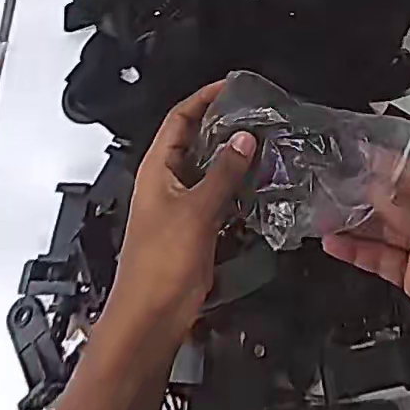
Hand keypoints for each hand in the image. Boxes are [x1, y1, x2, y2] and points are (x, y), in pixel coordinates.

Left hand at [99, 81, 258, 338]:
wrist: (149, 323)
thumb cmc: (158, 269)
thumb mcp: (197, 211)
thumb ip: (223, 173)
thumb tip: (242, 139)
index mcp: (156, 170)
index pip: (178, 118)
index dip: (202, 98)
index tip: (229, 87)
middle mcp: (165, 183)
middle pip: (194, 140)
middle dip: (221, 125)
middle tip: (252, 115)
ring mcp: (179, 206)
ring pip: (207, 168)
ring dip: (231, 157)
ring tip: (260, 146)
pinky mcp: (192, 228)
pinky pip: (216, 196)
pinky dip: (234, 186)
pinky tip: (255, 186)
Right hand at [323, 164, 409, 409]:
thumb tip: (384, 191)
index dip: (391, 165)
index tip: (359, 154)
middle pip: (401, 203)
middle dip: (367, 194)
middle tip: (331, 184)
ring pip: (388, 232)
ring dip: (358, 223)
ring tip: (325, 213)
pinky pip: (386, 264)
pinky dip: (361, 255)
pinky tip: (338, 247)